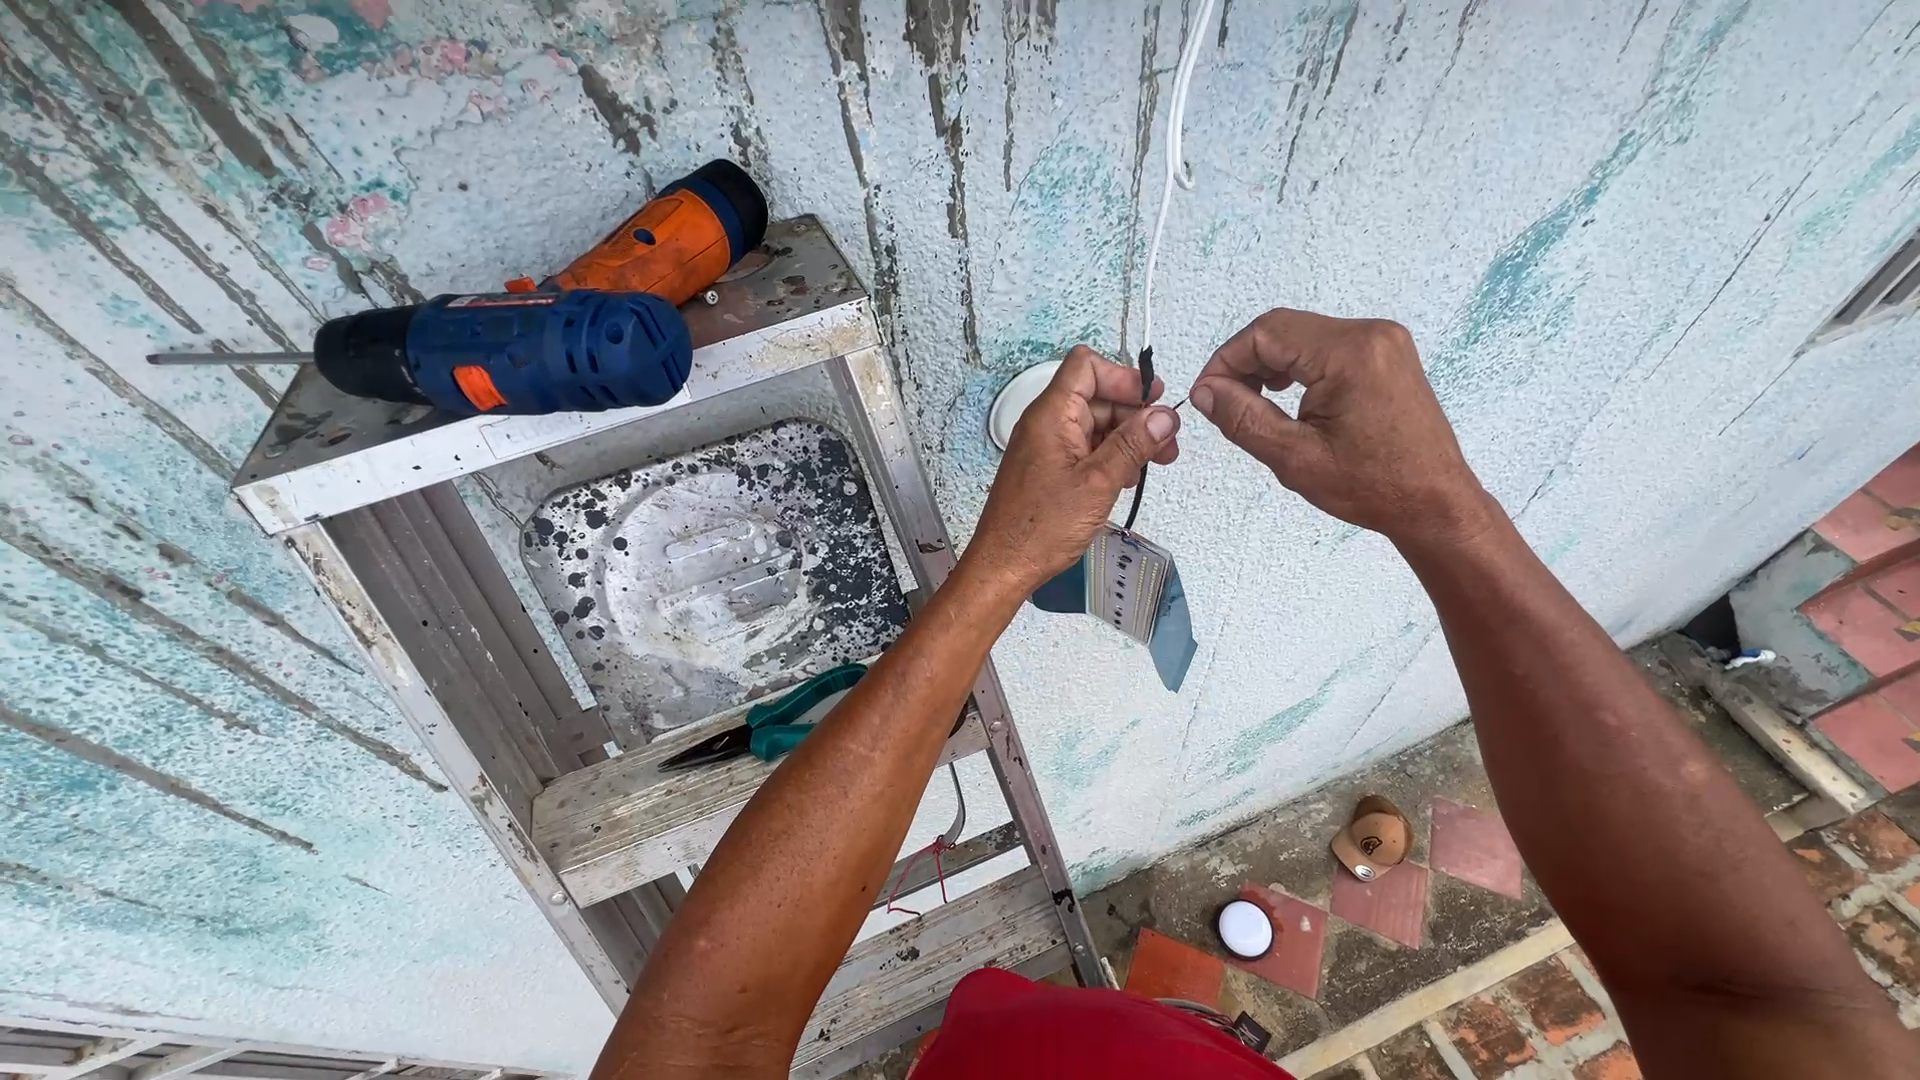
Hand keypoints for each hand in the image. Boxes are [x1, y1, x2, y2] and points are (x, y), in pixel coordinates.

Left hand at [965, 346, 1180, 592]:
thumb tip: (1164, 414)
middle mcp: (1046, 424)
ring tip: (1155, 463)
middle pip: (1097, 396)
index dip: (1122, 377)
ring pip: (1095, 425)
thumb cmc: (1040, 527)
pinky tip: (1128, 478)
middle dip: (1135, 414)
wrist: (1005, 565)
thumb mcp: (1098, 482)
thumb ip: (1132, 444)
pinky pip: (1085, 449)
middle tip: (1166, 441)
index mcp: (1051, 415)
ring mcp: (1046, 447)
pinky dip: (1110, 457)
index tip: (1153, 398)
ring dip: (1128, 439)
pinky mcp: (1049, 469)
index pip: (1086, 366)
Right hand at [1189, 309, 1492, 547]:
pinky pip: (1323, 346)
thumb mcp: (1293, 457)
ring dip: (1266, 365)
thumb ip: (1242, 417)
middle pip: (1282, 329)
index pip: (1265, 333)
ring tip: (1251, 405)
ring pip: (1300, 336)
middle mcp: (1369, 333)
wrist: (1434, 501)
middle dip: (1243, 362)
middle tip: (1223, 404)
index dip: (1225, 360)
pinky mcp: (1384, 353)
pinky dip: (1294, 367)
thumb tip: (1203, 391)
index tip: (1206, 396)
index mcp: (1348, 354)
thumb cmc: (1370, 486)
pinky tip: (1284, 397)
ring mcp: (1381, 341)